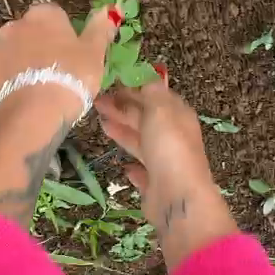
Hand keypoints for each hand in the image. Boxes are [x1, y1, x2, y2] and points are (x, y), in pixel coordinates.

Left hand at [0, 0, 119, 225]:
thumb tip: (109, 8)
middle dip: (34, 48)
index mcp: (42, 16)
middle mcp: (12, 27)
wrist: (34, 115)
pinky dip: (0, 87)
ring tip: (32, 91)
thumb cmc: (70, 78)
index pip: (52, 15)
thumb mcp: (94, 54)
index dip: (60, 34)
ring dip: (16, 67)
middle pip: (26, 34)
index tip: (68, 53)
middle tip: (51, 73)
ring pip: (6, 56)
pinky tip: (15, 102)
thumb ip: (99, 29)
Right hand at [95, 80, 238, 269]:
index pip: (155, 96)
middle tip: (96, 102)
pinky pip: (142, 172)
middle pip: (146, 118)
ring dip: (123, 132)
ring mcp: (165, 162)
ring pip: (141, 142)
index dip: (134, 88)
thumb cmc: (169, 147)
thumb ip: (152, 92)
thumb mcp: (160, 109)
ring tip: (101, 123)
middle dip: (123, 108)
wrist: (177, 196)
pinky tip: (122, 165)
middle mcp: (174, 137)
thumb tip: (149, 77)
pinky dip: (132, 166)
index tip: (111, 83)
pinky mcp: (156, 185)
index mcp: (178, 116)